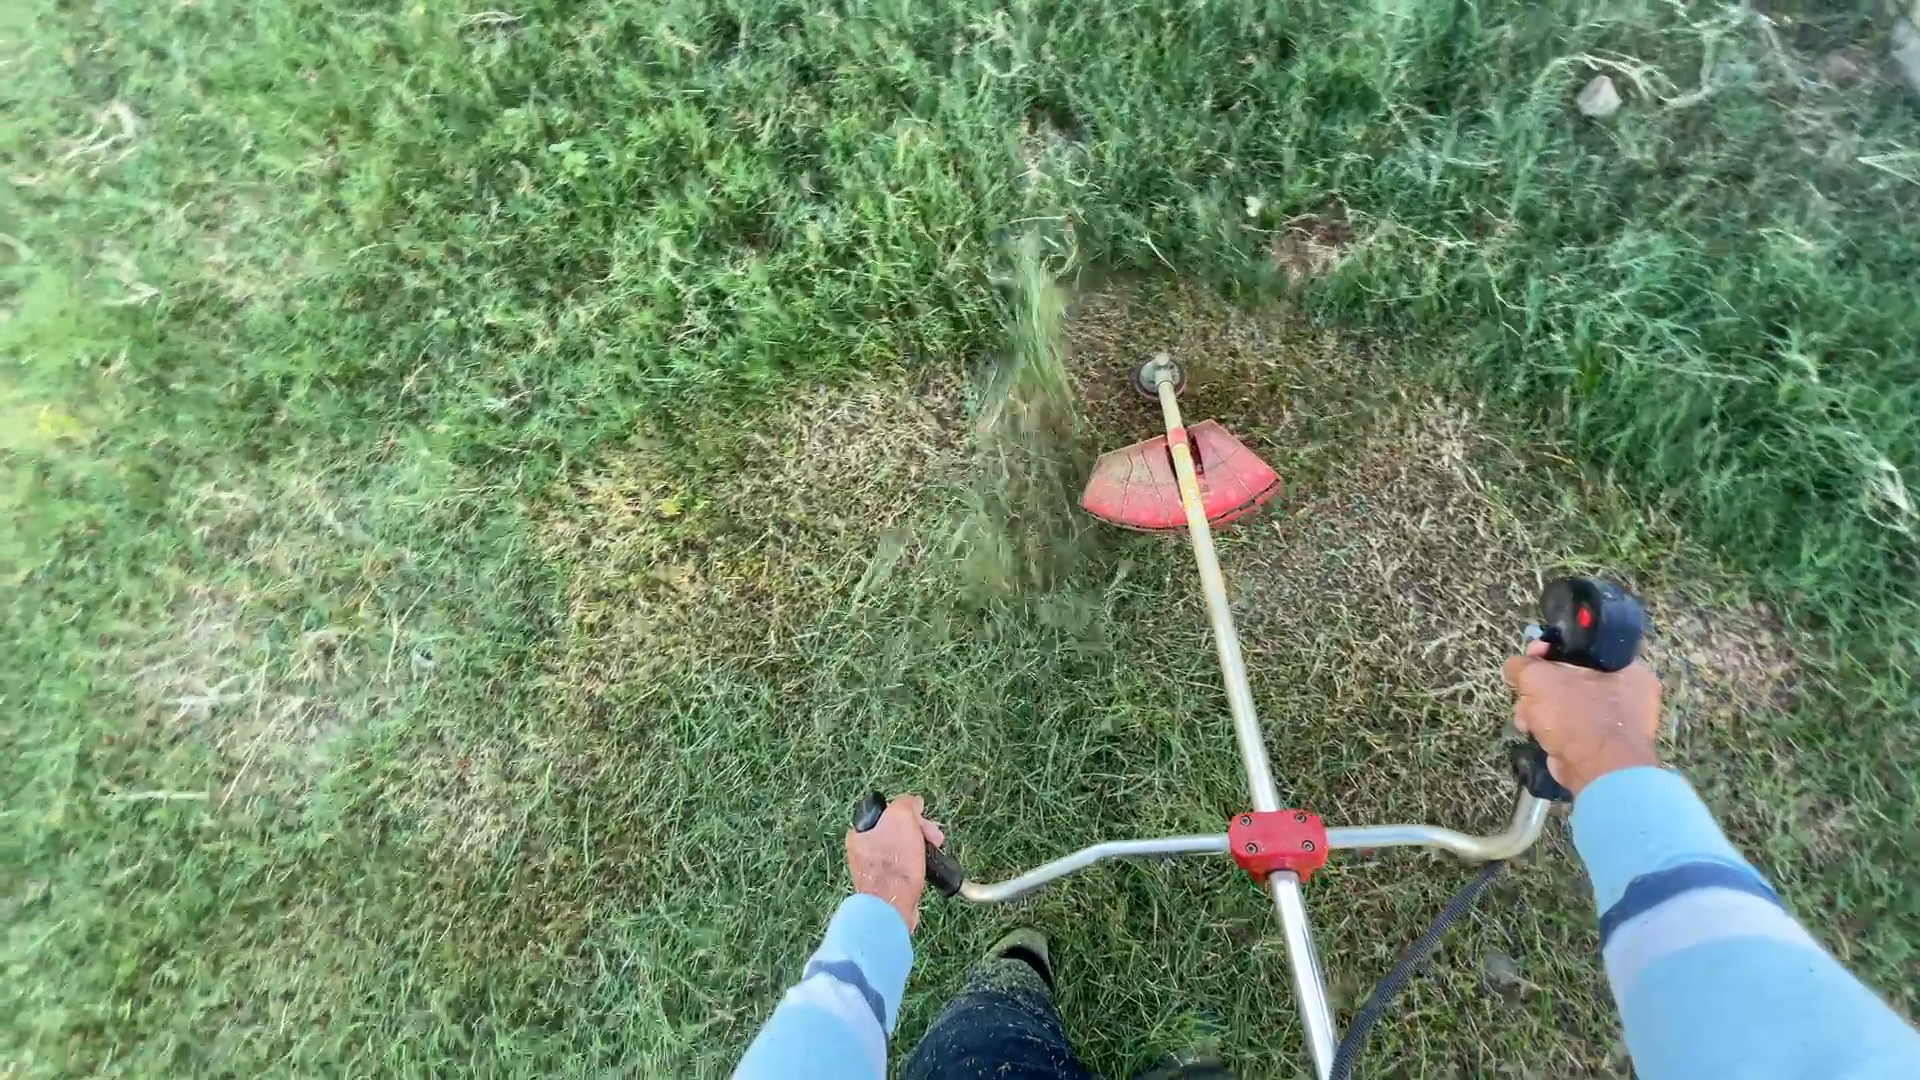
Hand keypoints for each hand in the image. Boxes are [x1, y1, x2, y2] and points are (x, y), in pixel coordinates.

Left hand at [845, 794, 945, 932]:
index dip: (911, 814)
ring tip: (933, 855)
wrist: (892, 907)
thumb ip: (906, 804)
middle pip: (898, 830)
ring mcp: (873, 869)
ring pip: (903, 848)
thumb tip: (915, 803)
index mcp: (861, 830)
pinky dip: (916, 866)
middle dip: (920, 831)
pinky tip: (924, 870)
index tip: (924, 822)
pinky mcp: (885, 886)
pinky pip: (903, 867)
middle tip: (935, 838)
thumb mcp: (901, 817)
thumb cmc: (895, 861)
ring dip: (921, 848)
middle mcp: (863, 849)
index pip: (890, 812)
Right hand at [1502, 641, 1663, 796]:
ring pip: (1564, 702)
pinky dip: (1549, 727)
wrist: (1598, 771)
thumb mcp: (1538, 677)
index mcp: (1627, 669)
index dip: (1550, 650)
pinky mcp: (1603, 742)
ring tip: (1528, 719)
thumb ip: (1522, 664)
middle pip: (1567, 677)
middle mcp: (1628, 693)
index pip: (1582, 648)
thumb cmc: (1576, 715)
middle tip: (1525, 693)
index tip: (1530, 657)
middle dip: (1537, 687)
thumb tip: (1516, 668)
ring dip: (1537, 708)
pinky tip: (1536, 732)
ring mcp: (1618, 720)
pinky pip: (1569, 724)